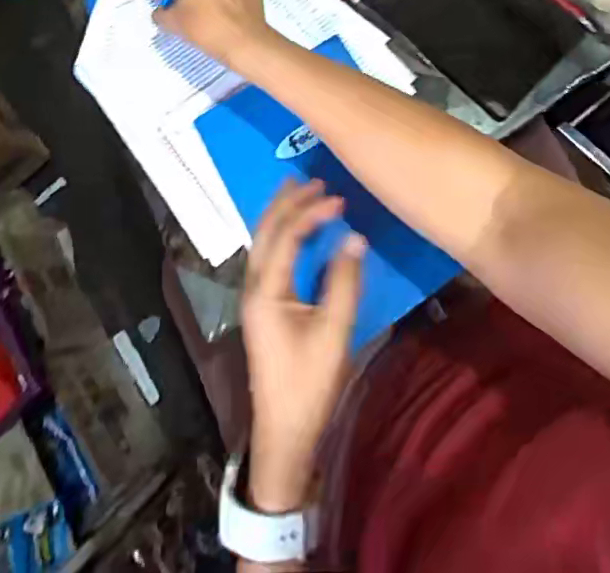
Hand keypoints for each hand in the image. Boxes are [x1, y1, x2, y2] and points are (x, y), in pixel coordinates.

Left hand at [241, 179, 365, 512]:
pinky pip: (269, 256)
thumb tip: (356, 237)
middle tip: (314, 179)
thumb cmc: (309, 383)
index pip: (288, 236)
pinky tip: (298, 231)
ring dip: (281, 214)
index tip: (341, 199)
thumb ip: (344, 282)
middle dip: (287, 202)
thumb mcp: (334, 332)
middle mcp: (254, 288)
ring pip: (263, 243)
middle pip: (266, 232)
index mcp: (267, 291)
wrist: (285, 431)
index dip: (313, 212)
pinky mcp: (265, 306)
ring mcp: (256, 298)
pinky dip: (282, 233)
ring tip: (301, 191)